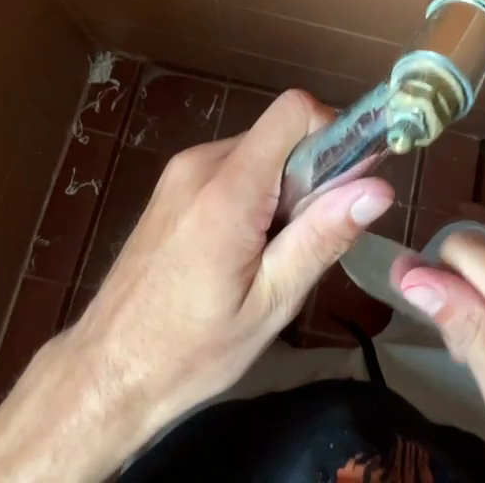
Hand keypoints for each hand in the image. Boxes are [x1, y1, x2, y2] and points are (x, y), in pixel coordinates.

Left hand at [0, 89, 394, 482]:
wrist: (105, 373)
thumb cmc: (191, 350)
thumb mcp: (271, 302)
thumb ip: (323, 236)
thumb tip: (379, 188)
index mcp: (228, 187)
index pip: (294, 112)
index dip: (334, 134)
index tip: (350, 184)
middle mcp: (202, 162)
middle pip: (282, 135)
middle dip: (311, 176)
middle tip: (306, 242)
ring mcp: (182, 172)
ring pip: (261, 153)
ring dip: (284, 190)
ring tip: (271, 256)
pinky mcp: (174, 186)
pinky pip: (235, 168)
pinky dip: (257, 195)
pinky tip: (244, 251)